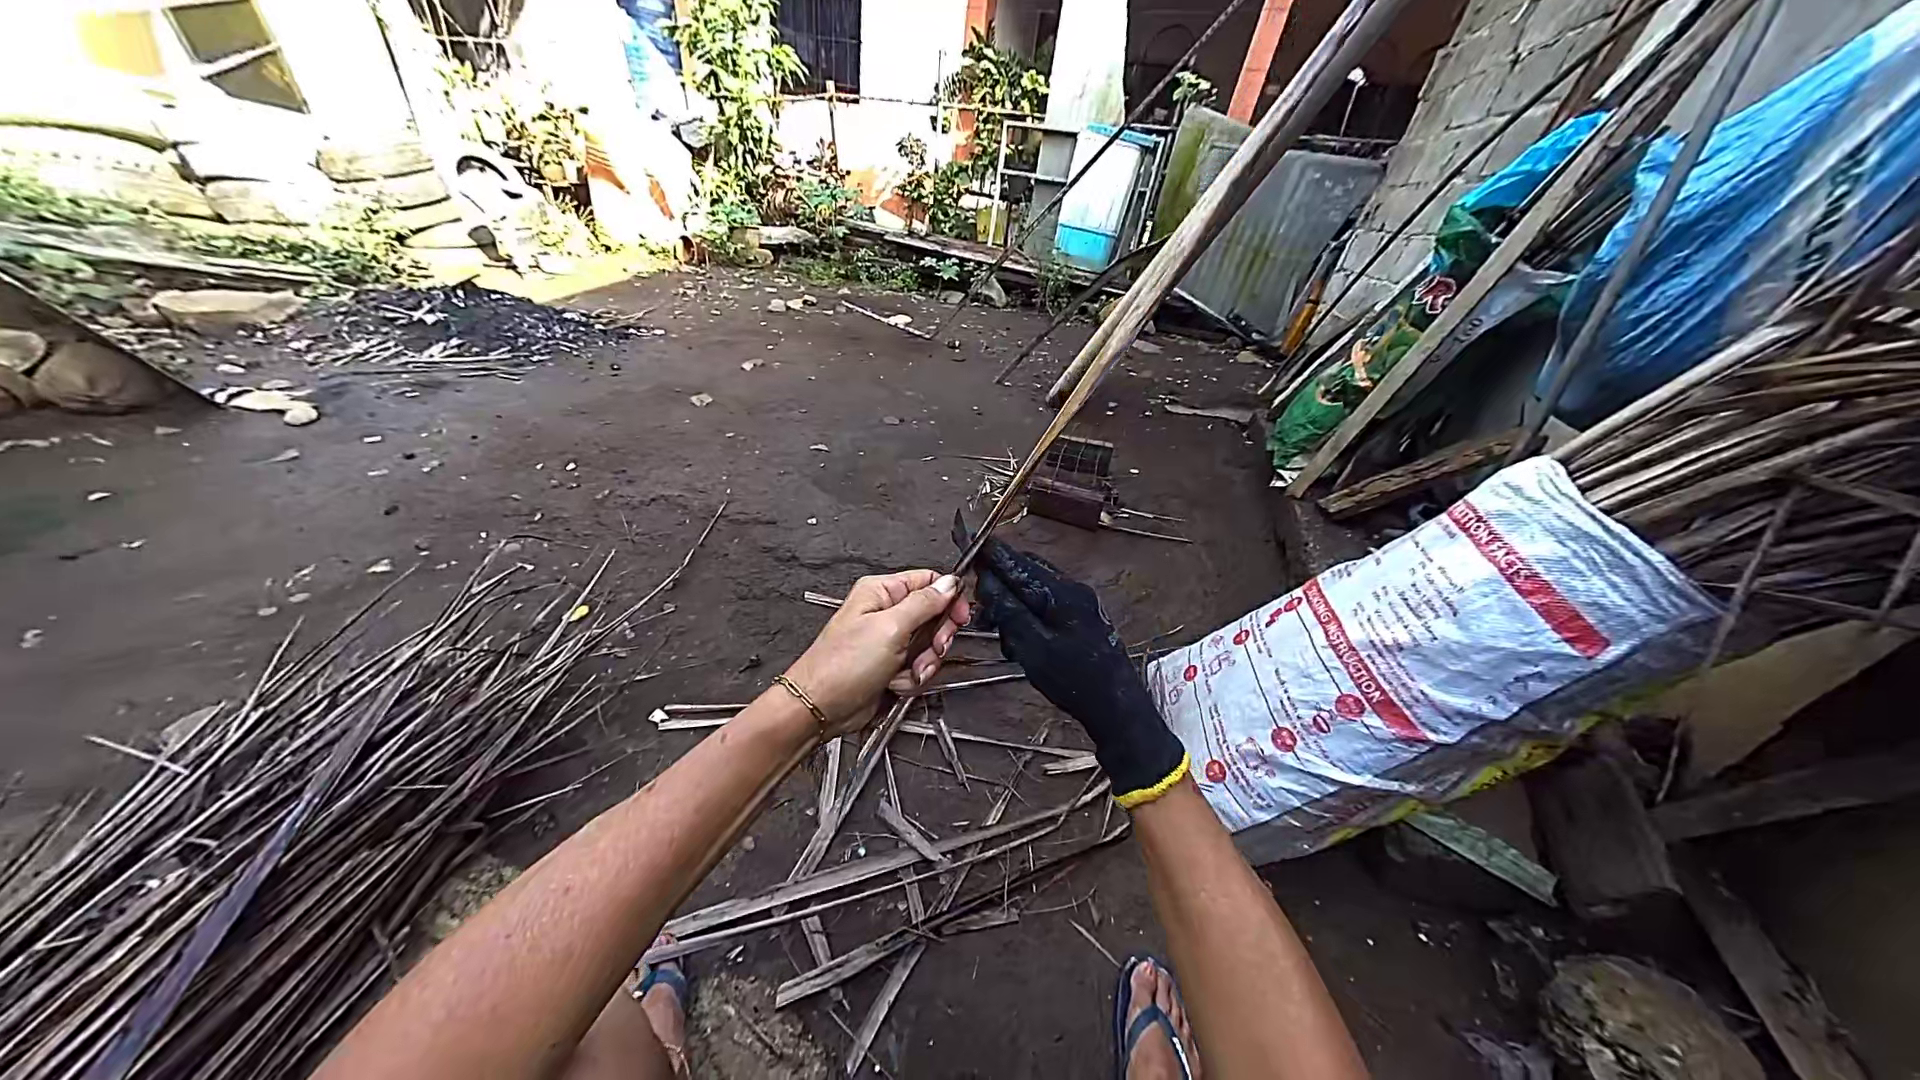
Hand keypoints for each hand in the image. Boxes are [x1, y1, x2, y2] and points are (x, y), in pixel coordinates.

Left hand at [782, 570, 971, 736]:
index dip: (949, 599)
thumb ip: (925, 602)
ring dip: (924, 663)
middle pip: (935, 616)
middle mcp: (886, 612)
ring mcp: (889, 640)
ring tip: (905, 670)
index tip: (959, 617)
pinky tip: (896, 682)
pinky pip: (919, 667)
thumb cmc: (839, 667)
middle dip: (936, 638)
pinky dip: (913, 678)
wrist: (820, 708)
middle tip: (931, 648)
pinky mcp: (891, 665)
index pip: (930, 582)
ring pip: (930, 646)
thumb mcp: (890, 627)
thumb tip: (950, 583)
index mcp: (881, 592)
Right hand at [973, 540, 1187, 807]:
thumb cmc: (1077, 681)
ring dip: (1010, 601)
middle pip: (1024, 571)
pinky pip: (1043, 604)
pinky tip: (1018, 637)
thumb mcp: (1032, 646)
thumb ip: (1008, 610)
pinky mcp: (1078, 618)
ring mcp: (1077, 603)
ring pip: (1032, 588)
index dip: (987, 551)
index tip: (964, 536)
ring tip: (997, 627)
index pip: (1015, 562)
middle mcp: (1071, 590)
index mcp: (1060, 592)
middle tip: (978, 601)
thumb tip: (987, 580)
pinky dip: (1025, 614)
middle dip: (997, 581)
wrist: (1117, 708)